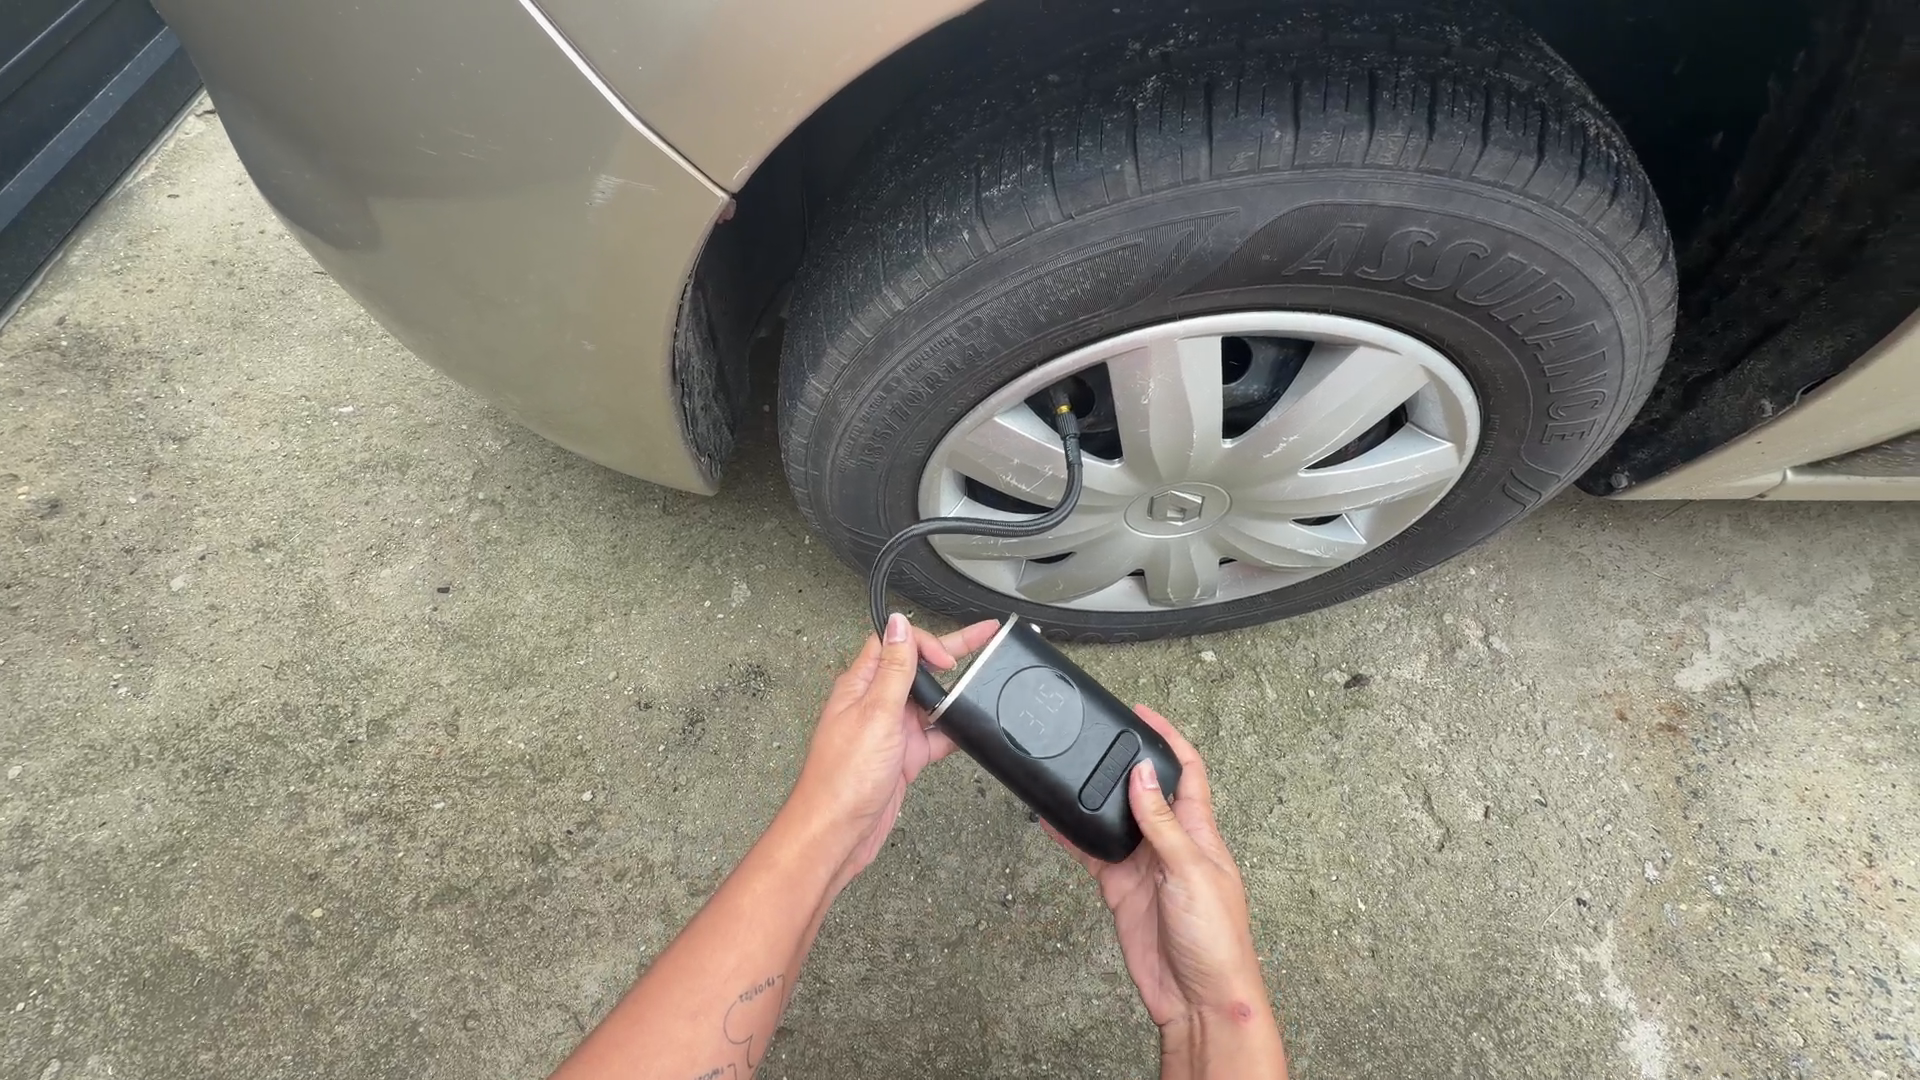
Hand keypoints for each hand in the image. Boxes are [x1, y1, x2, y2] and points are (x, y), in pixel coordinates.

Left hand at [789, 612, 1000, 894]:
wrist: (838, 834)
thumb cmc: (843, 778)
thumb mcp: (875, 713)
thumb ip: (893, 669)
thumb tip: (899, 623)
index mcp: (862, 685)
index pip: (895, 644)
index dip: (924, 642)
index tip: (948, 659)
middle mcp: (876, 703)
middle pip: (918, 669)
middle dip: (952, 653)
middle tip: (986, 637)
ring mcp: (891, 730)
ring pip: (930, 702)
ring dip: (954, 693)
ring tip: (986, 681)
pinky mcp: (902, 757)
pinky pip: (935, 736)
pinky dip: (954, 731)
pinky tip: (972, 728)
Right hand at [1045, 706, 1286, 1076]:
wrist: (1198, 1001)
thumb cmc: (1216, 941)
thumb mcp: (1190, 872)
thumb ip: (1162, 823)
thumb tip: (1142, 775)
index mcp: (1198, 831)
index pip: (1186, 771)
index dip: (1168, 739)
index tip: (1144, 715)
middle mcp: (1170, 842)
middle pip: (1144, 789)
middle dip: (1123, 763)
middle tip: (1097, 739)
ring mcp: (1144, 864)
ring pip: (1114, 818)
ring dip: (1095, 798)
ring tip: (1070, 774)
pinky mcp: (1121, 887)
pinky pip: (1093, 852)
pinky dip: (1074, 836)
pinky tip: (1056, 822)